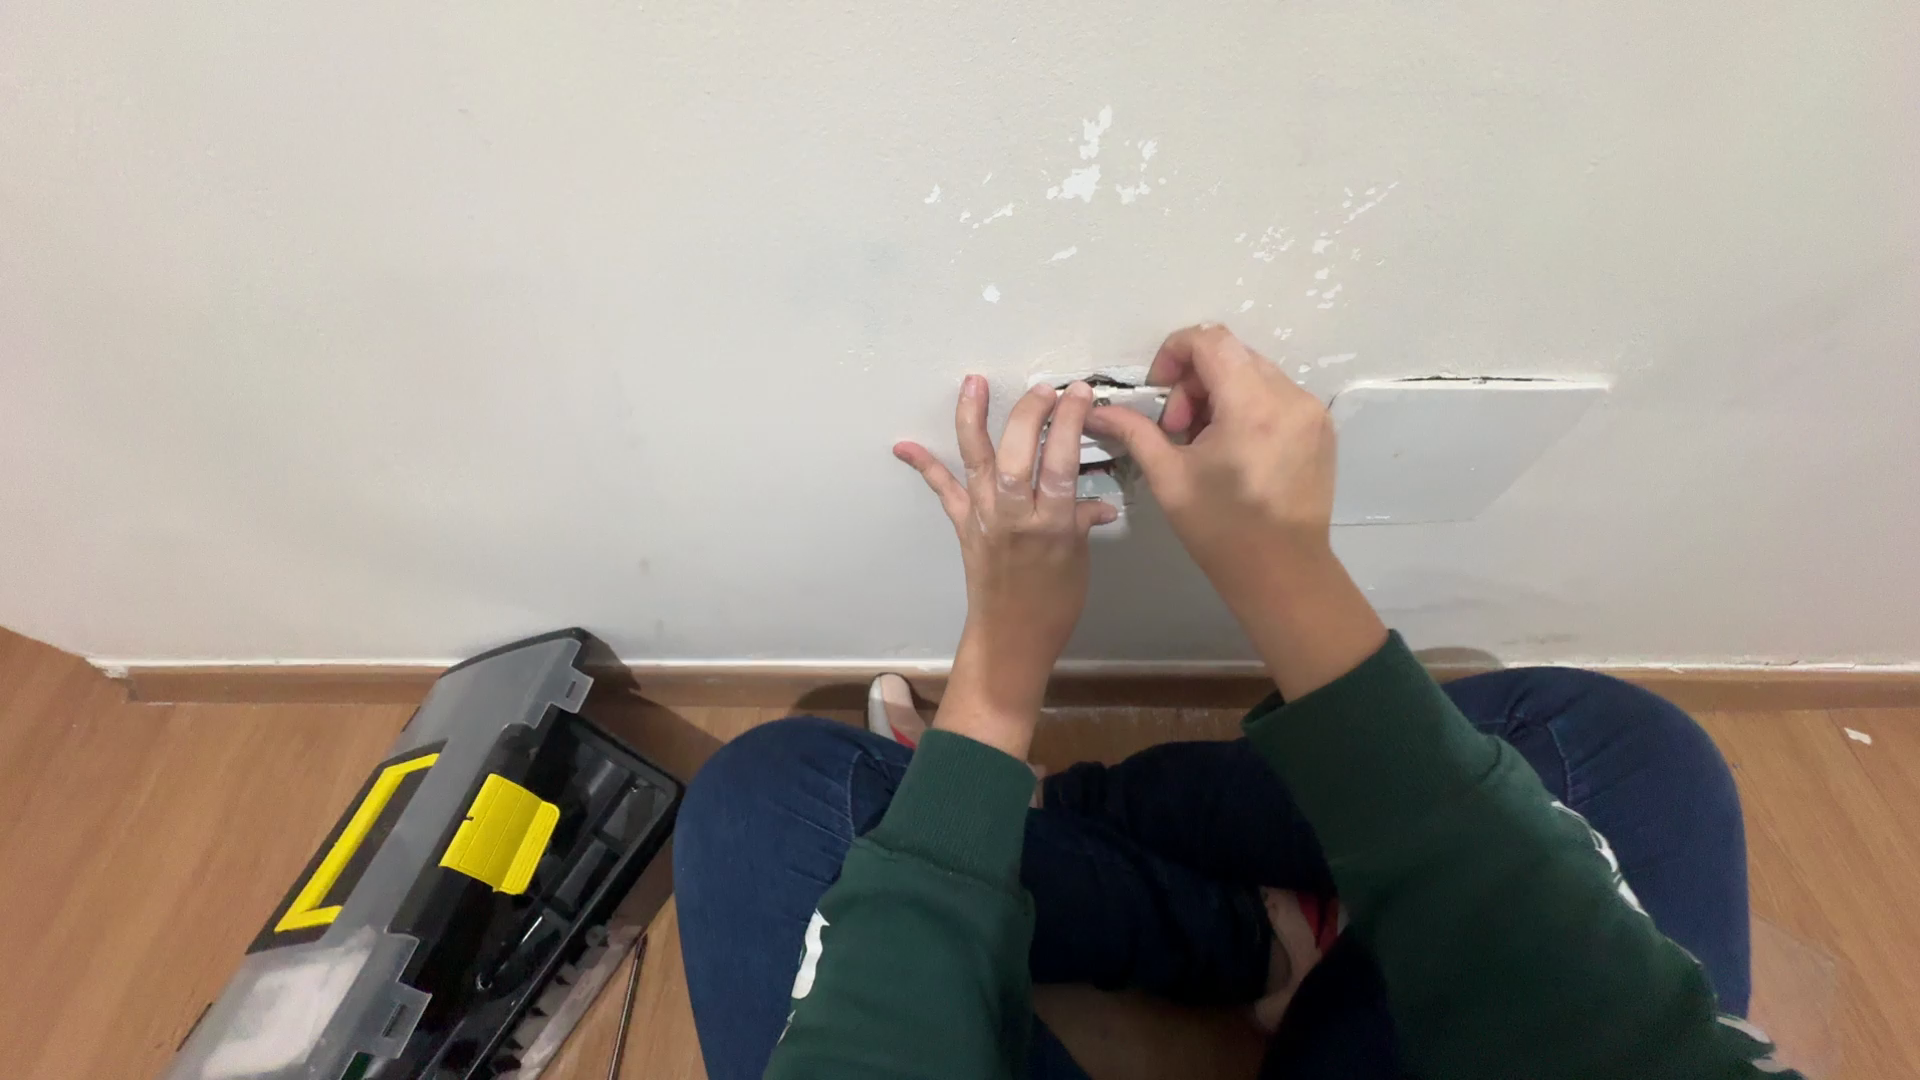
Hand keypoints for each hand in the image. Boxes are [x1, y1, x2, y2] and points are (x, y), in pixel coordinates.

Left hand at [894, 376, 1114, 755]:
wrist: (1010, 639)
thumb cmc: (1054, 605)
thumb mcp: (1079, 561)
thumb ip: (1082, 523)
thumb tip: (1099, 502)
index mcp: (1053, 525)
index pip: (1062, 463)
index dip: (1070, 423)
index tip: (1079, 392)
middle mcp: (1015, 516)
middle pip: (1019, 455)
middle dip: (1030, 414)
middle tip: (1045, 388)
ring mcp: (984, 518)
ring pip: (978, 462)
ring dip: (973, 420)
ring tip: (973, 382)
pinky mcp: (963, 526)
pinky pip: (943, 491)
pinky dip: (924, 466)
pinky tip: (904, 445)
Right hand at [1086, 325, 1384, 697]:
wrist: (1280, 571)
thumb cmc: (1219, 528)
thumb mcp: (1168, 476)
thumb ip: (1135, 431)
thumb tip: (1098, 410)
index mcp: (1251, 405)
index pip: (1211, 340)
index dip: (1174, 352)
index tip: (1158, 390)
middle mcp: (1289, 397)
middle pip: (1232, 355)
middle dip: (1195, 381)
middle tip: (1178, 428)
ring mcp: (1311, 411)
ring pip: (1254, 373)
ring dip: (1220, 394)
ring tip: (1204, 442)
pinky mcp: (1320, 428)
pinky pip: (1276, 395)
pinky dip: (1246, 407)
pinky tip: (1233, 450)